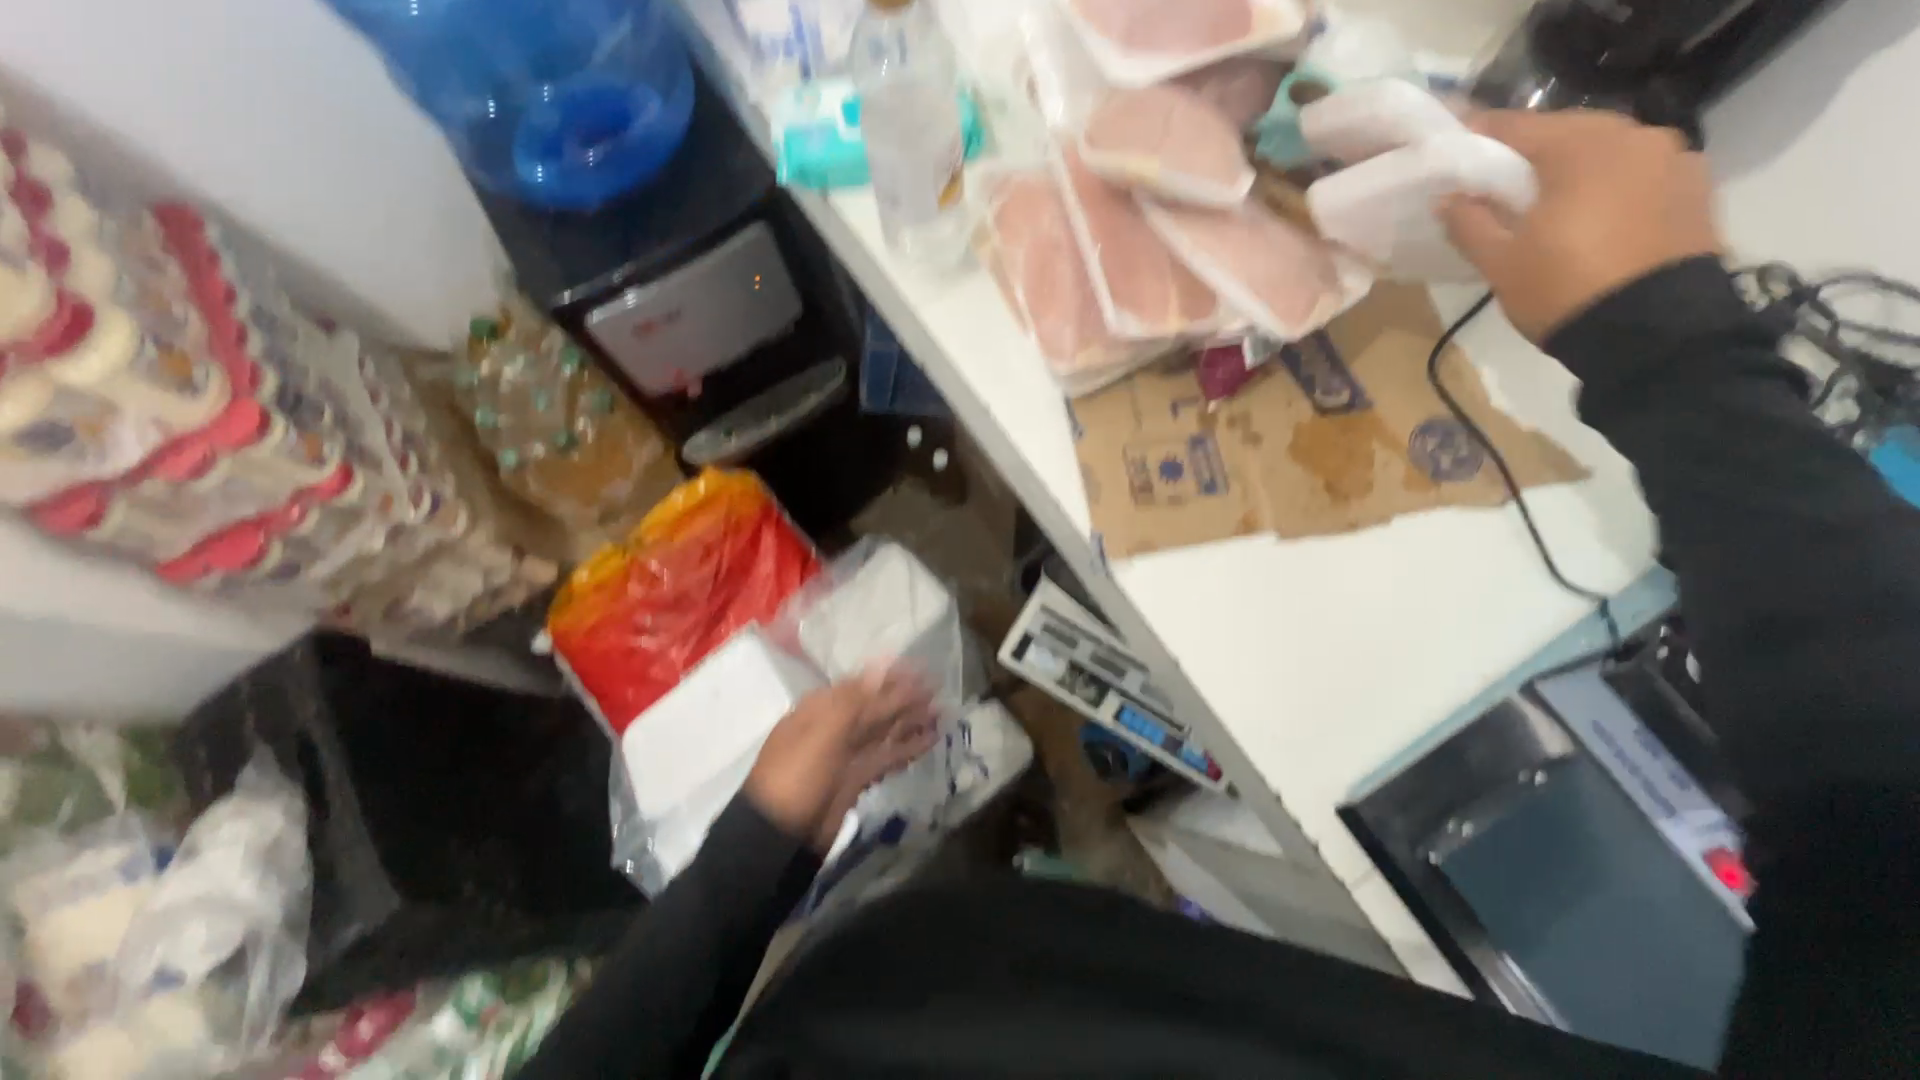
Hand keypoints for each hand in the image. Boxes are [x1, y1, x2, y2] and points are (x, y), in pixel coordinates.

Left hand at [743, 667, 939, 852]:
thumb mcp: (823, 732)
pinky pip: (885, 758)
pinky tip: (930, 741)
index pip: (861, 686)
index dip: (891, 677)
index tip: (921, 671)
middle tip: (939, 691)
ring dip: (910, 722)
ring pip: (883, 732)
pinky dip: (906, 749)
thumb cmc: (797, 776)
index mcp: (819, 710)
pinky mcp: (855, 781)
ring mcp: (845, 755)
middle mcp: (833, 728)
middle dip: (905, 698)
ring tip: (942, 714)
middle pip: (875, 707)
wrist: (779, 836)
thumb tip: (883, 666)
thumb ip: (856, 700)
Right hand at [1438, 109, 1722, 343]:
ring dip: (1575, 167)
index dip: (1479, 136)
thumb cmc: (1564, 289)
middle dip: (1531, 152)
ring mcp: (1673, 159)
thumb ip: (1470, 222)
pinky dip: (1612, 184)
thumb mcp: (1500, 262)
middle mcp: (1634, 136)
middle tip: (1498, 179)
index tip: (1454, 146)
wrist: (1654, 332)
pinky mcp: (1695, 188)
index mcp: (1580, 147)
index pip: (1516, 126)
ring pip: (1608, 150)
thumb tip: (1449, 198)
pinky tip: (1594, 212)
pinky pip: (1640, 173)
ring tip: (1548, 197)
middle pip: (1567, 132)